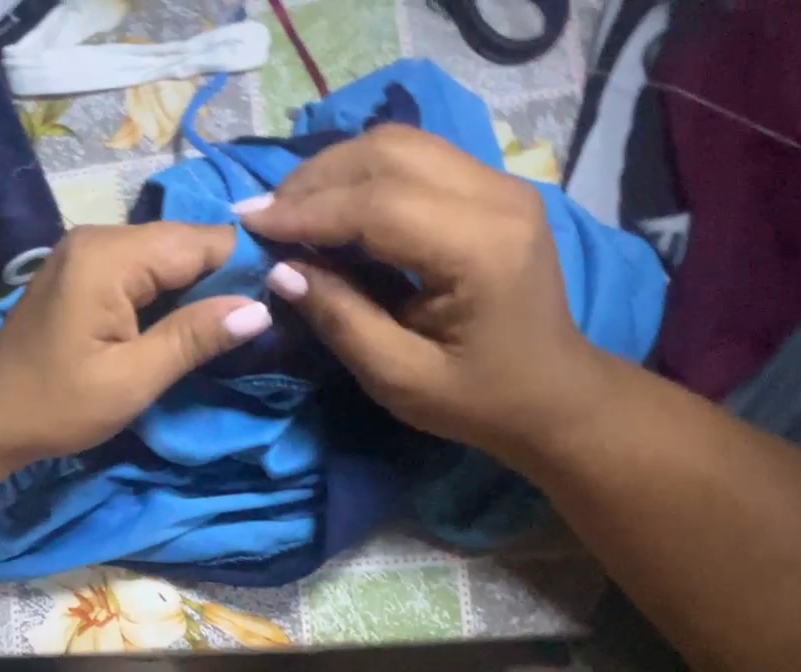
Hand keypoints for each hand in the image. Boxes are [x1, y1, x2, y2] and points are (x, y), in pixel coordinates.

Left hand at [0, 223, 271, 476]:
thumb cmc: (54, 406)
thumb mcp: (131, 380)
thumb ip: (193, 338)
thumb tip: (260, 308)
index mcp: (109, 256)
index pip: (201, 241)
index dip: (244, 268)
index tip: (278, 301)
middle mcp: (96, 239)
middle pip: (182, 244)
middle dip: (219, 280)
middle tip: (254, 323)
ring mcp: (82, 254)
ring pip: (162, 258)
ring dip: (192, 290)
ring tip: (221, 329)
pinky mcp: (77, 275)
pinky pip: (136, 272)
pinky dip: (162, 295)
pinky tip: (178, 326)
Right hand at [238, 125, 621, 458]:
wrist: (551, 393)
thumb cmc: (474, 398)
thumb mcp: (397, 377)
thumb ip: (340, 319)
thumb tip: (282, 270)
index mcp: (480, 250)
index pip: (378, 205)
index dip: (306, 211)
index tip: (249, 225)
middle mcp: (498, 197)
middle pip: (389, 153)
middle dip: (314, 179)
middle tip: (262, 216)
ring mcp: (499, 184)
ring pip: (400, 144)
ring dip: (334, 170)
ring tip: (287, 209)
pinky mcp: (490, 187)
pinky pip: (414, 158)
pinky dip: (361, 174)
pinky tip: (329, 205)